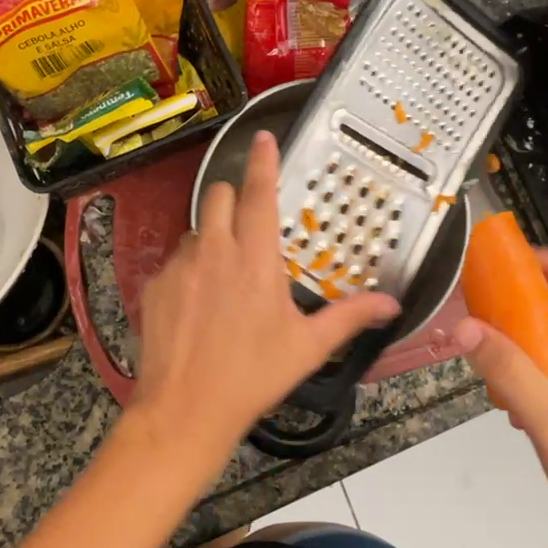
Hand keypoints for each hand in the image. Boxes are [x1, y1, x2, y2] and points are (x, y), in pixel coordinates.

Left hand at [128, 131, 399, 452]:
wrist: (185, 409)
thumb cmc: (253, 376)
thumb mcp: (308, 347)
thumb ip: (350, 318)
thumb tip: (392, 305)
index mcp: (255, 259)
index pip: (260, 193)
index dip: (264, 161)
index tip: (264, 137)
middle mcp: (215, 251)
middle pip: (218, 195)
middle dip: (233, 197)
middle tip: (248, 225)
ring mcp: (179, 266)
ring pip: (196, 229)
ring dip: (212, 238)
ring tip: (225, 277)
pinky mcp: (155, 285)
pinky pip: (175, 260)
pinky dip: (190, 269)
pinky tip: (198, 304)